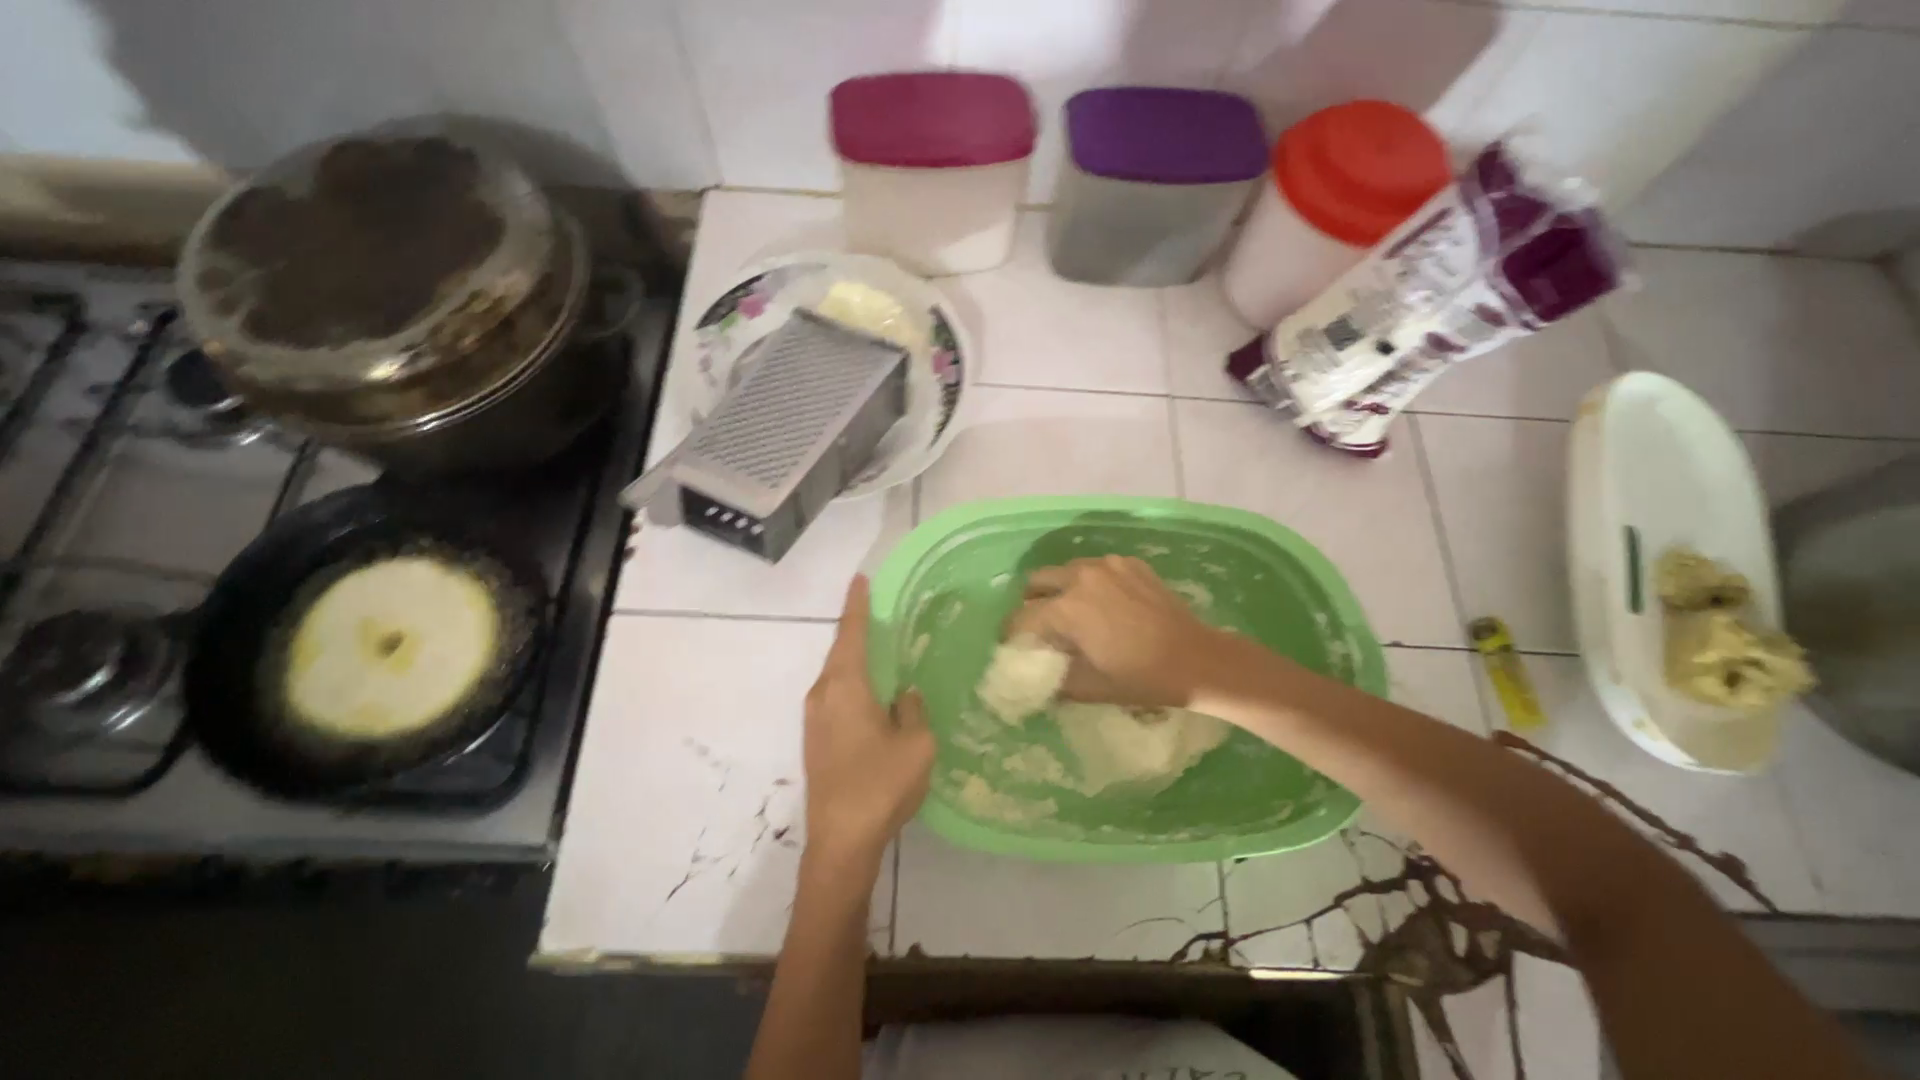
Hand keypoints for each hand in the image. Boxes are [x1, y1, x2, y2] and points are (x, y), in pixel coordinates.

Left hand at [803, 577, 936, 870]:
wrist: (841, 840)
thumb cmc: (881, 784)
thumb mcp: (916, 744)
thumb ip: (912, 711)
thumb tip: (904, 696)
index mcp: (845, 686)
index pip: (851, 633)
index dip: (858, 605)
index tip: (861, 579)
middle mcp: (823, 695)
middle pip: (840, 652)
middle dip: (858, 631)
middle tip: (881, 614)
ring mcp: (815, 720)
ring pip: (837, 677)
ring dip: (856, 661)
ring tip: (881, 651)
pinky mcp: (816, 742)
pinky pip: (837, 698)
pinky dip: (854, 685)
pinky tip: (873, 695)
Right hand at [1009, 555, 1255, 708]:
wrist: (1198, 660)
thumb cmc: (1142, 679)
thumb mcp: (1090, 688)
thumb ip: (1054, 681)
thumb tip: (1034, 680)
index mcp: (1067, 609)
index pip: (1021, 618)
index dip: (1011, 634)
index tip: (1010, 646)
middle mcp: (1081, 578)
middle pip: (1036, 582)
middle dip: (1031, 603)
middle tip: (1039, 627)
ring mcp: (1108, 566)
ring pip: (1066, 571)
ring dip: (1059, 590)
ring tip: (1071, 615)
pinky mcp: (1131, 564)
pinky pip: (1095, 568)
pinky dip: (1089, 583)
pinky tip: (1103, 606)